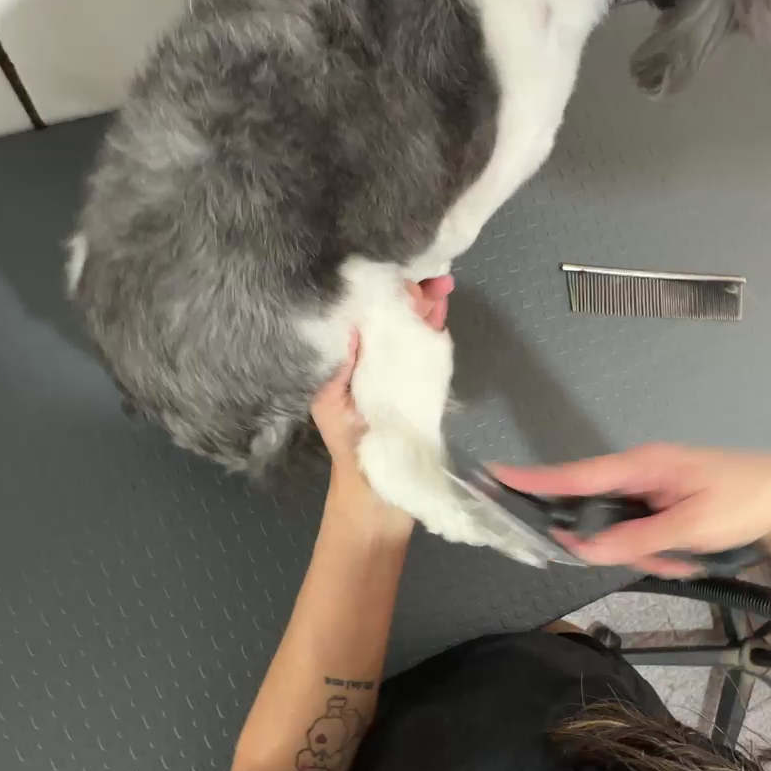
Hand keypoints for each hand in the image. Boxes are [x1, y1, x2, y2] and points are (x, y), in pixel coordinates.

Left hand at [310, 276, 452, 526]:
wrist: (378, 497)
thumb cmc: (350, 452)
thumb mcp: (330, 405)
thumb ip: (337, 366)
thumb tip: (350, 321)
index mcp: (346, 361)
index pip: (362, 315)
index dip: (377, 292)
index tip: (392, 274)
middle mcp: (371, 362)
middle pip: (389, 317)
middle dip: (406, 293)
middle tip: (425, 277)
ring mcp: (398, 373)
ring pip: (411, 329)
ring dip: (424, 305)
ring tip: (439, 285)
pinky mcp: (421, 387)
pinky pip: (428, 351)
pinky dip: (434, 329)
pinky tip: (440, 311)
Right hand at [492, 443, 770, 575]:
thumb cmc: (741, 502)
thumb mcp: (689, 526)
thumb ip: (633, 538)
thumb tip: (581, 548)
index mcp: (641, 465)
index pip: (574, 474)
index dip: (533, 479)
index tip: (494, 476)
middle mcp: (638, 473)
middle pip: (598, 514)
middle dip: (627, 545)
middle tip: (668, 556)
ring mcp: (649, 489)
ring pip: (622, 531)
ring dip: (651, 553)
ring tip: (691, 556)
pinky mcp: (660, 503)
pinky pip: (642, 534)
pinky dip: (662, 551)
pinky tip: (693, 554)